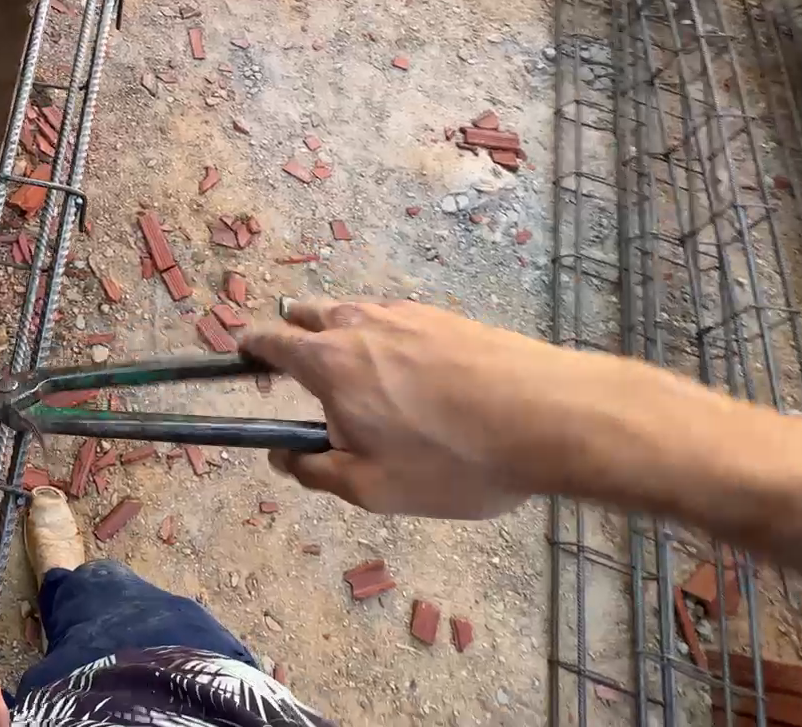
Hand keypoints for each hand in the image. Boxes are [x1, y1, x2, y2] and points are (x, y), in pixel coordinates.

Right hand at [241, 297, 587, 518]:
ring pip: (348, 311)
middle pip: (302, 313)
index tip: (245, 360)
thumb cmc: (454, 458)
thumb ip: (314, 471)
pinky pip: (391, 317)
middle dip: (291, 334)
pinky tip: (415, 371)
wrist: (556, 417)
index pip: (266, 339)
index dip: (248, 348)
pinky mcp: (441, 315)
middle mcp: (354, 324)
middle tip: (304, 370)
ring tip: (363, 374)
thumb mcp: (373, 488)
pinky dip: (384, 336)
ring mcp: (400, 313)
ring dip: (338, 333)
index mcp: (325, 361)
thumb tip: (281, 456)